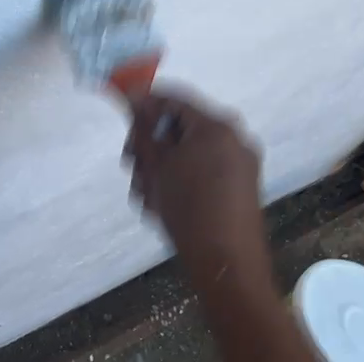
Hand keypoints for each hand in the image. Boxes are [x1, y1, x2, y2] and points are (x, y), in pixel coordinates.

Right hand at [123, 87, 269, 291]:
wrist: (227, 266)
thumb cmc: (188, 208)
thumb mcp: (156, 163)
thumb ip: (143, 127)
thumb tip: (132, 97)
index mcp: (217, 126)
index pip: (172, 100)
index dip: (143, 105)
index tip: (122, 116)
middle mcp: (235, 139)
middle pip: (181, 127)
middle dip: (151, 146)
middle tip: (131, 165)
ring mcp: (242, 165)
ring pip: (189, 152)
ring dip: (161, 167)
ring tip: (145, 194)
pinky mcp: (242, 189)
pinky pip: (204, 170)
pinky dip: (181, 178)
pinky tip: (162, 203)